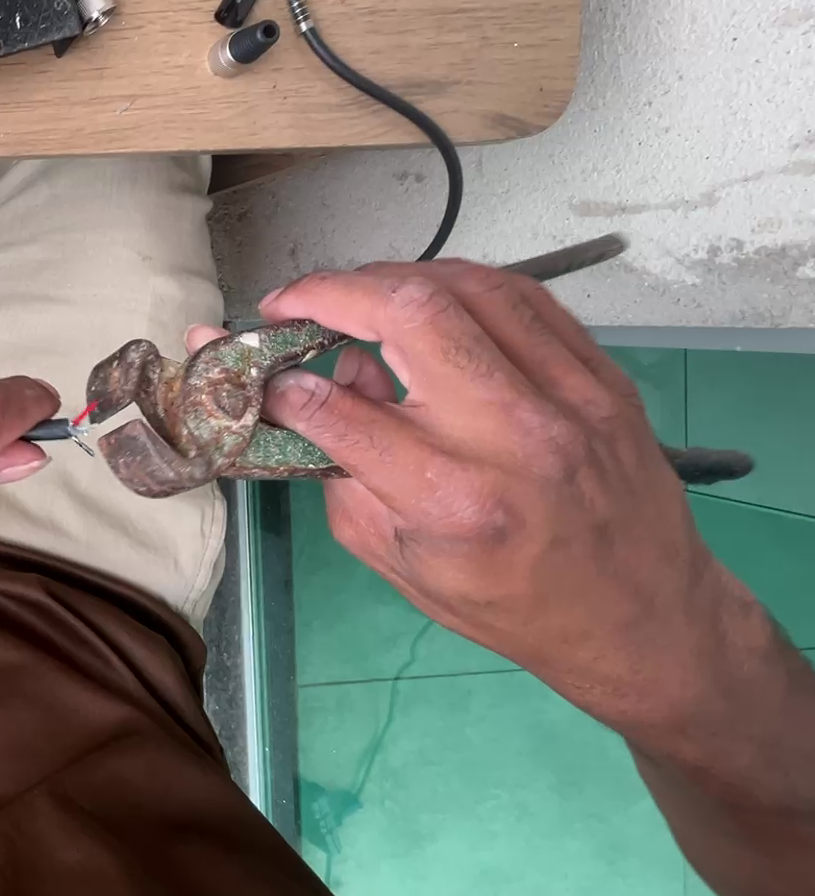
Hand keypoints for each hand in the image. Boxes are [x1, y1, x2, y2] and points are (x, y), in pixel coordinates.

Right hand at [193, 260, 757, 727]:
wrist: (642, 619)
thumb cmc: (497, 598)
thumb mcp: (385, 551)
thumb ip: (335, 465)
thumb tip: (304, 385)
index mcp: (450, 497)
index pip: (338, 411)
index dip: (278, 383)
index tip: (253, 370)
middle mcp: (514, 435)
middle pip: (411, 315)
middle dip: (327, 294)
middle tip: (284, 303)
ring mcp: (571, 396)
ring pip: (466, 286)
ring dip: (384, 277)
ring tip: (342, 294)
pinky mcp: (602, 376)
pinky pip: (519, 295)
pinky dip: (449, 281)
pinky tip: (413, 294)